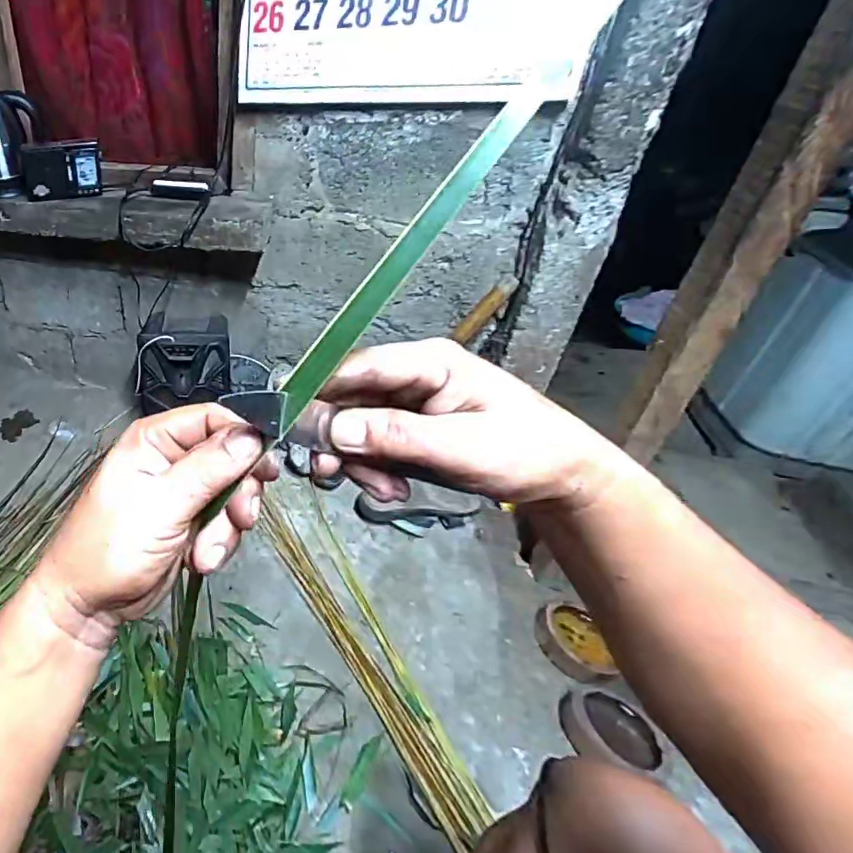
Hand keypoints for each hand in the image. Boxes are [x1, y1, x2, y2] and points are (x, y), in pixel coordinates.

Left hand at [31, 404, 278, 646]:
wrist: (88, 605)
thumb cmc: (111, 546)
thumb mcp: (164, 503)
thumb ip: (210, 468)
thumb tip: (251, 436)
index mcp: (154, 439)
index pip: (212, 419)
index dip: (243, 438)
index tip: (265, 465)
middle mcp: (170, 459)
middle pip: (230, 458)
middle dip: (240, 492)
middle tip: (242, 517)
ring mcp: (181, 493)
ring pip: (232, 494)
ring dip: (227, 526)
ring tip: (206, 551)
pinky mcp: (190, 522)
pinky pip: (222, 523)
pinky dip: (218, 544)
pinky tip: (199, 561)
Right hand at [296, 338, 631, 509]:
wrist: (561, 478)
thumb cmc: (526, 450)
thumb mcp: (462, 446)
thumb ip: (397, 435)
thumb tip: (334, 429)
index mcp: (428, 362)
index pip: (359, 366)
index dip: (321, 389)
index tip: (291, 419)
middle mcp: (410, 377)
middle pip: (349, 399)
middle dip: (339, 437)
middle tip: (332, 470)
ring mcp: (407, 405)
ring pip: (354, 426)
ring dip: (356, 460)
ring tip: (382, 490)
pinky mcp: (407, 430)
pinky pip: (371, 445)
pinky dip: (371, 469)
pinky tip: (389, 489)